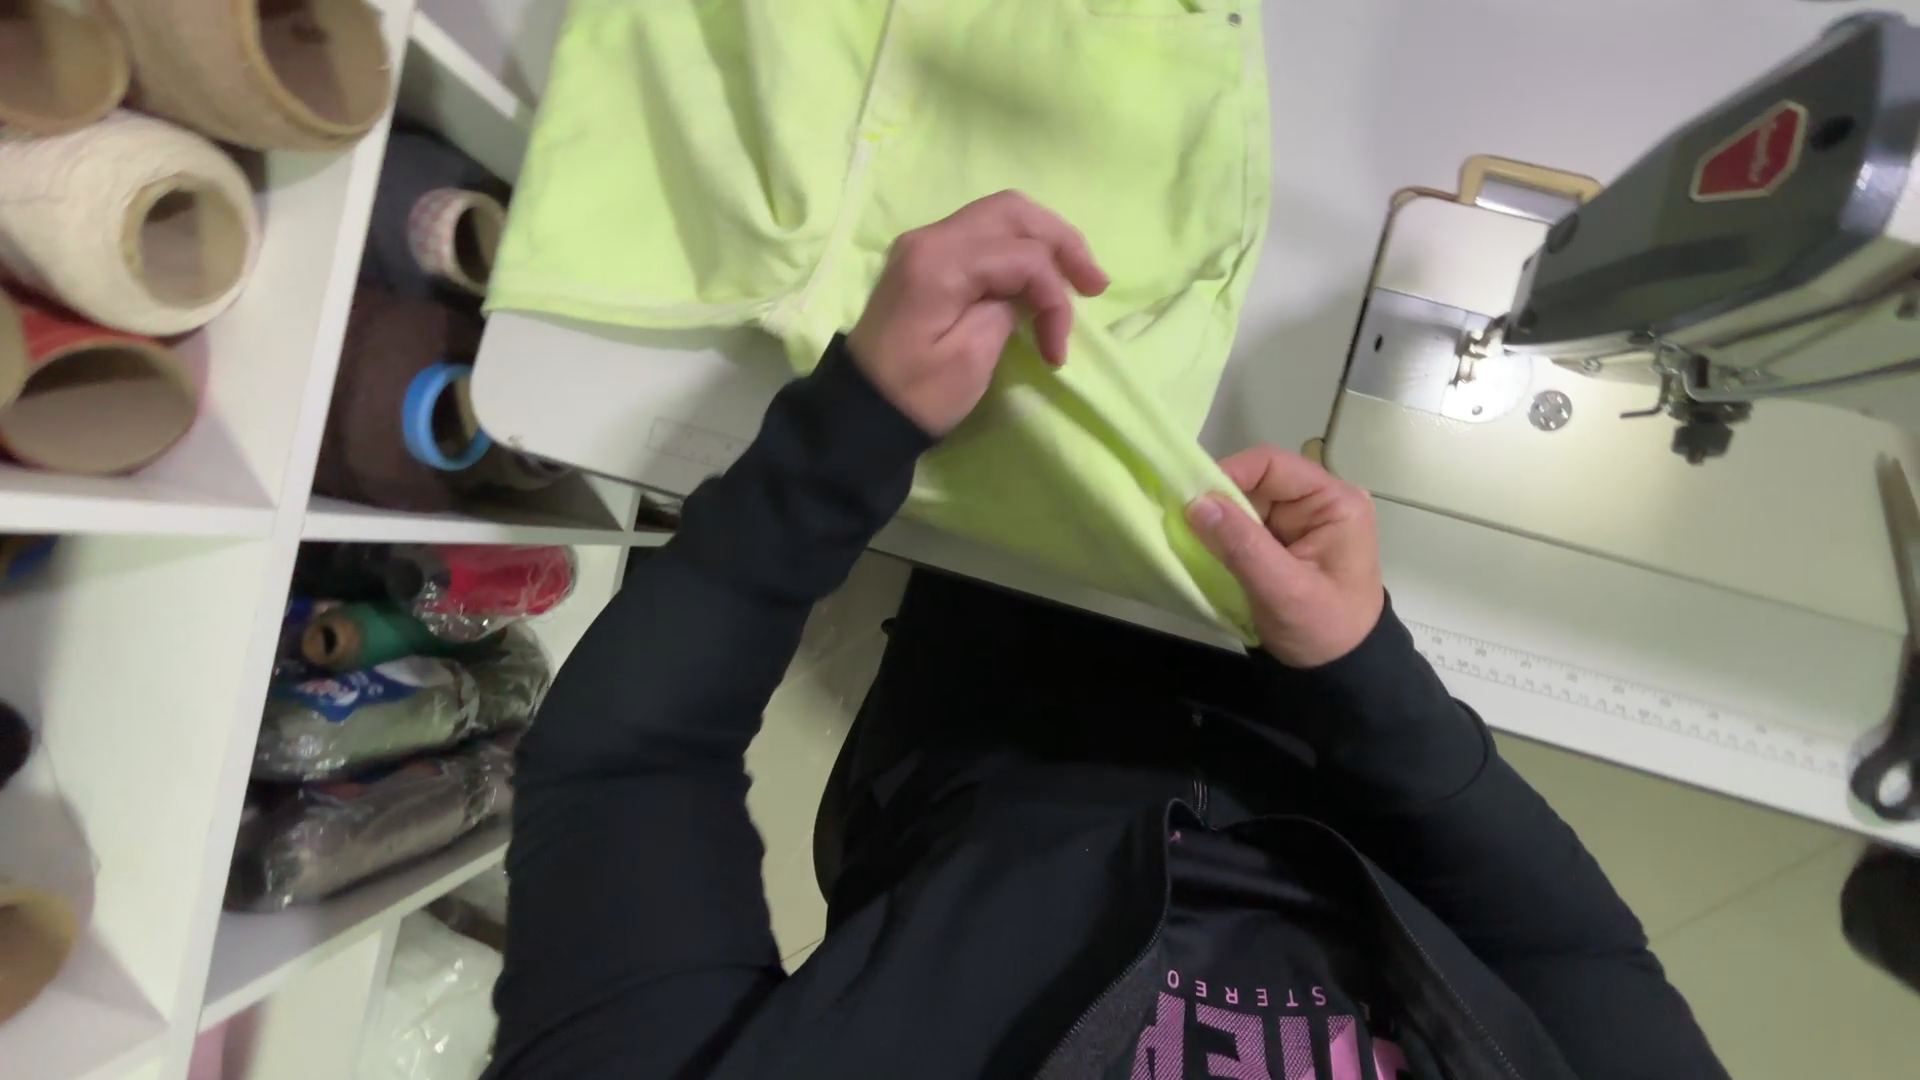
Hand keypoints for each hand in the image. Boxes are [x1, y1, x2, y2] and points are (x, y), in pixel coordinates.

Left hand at [847, 191, 1108, 435]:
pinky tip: (1037, 280)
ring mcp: (925, 246)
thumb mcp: (970, 359)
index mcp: (940, 261)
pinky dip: (1017, 255)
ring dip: (1043, 245)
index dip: (1054, 298)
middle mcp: (931, 237)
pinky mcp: (926, 263)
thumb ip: (1006, 311)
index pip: (1021, 255)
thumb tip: (1020, 295)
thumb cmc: (917, 395)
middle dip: (1061, 244)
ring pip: (1000, 219)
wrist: (862, 412)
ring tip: (1077, 280)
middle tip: (1095, 284)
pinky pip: (982, 240)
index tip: (1057, 351)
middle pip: (1013, 213)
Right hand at [1186, 446, 1384, 667]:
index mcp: (1334, 502)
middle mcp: (1318, 502)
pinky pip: (1243, 523)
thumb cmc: (1322, 629)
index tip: (1192, 500)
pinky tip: (1205, 548)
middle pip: (1255, 480)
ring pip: (1244, 502)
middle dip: (1219, 500)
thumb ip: (1240, 544)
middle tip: (1185, 523)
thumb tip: (1195, 502)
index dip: (1230, 473)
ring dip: (1217, 519)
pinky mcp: (1281, 539)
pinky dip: (1221, 534)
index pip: (1272, 464)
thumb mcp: (1281, 589)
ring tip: (1192, 538)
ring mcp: (1299, 521)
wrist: (1339, 670)